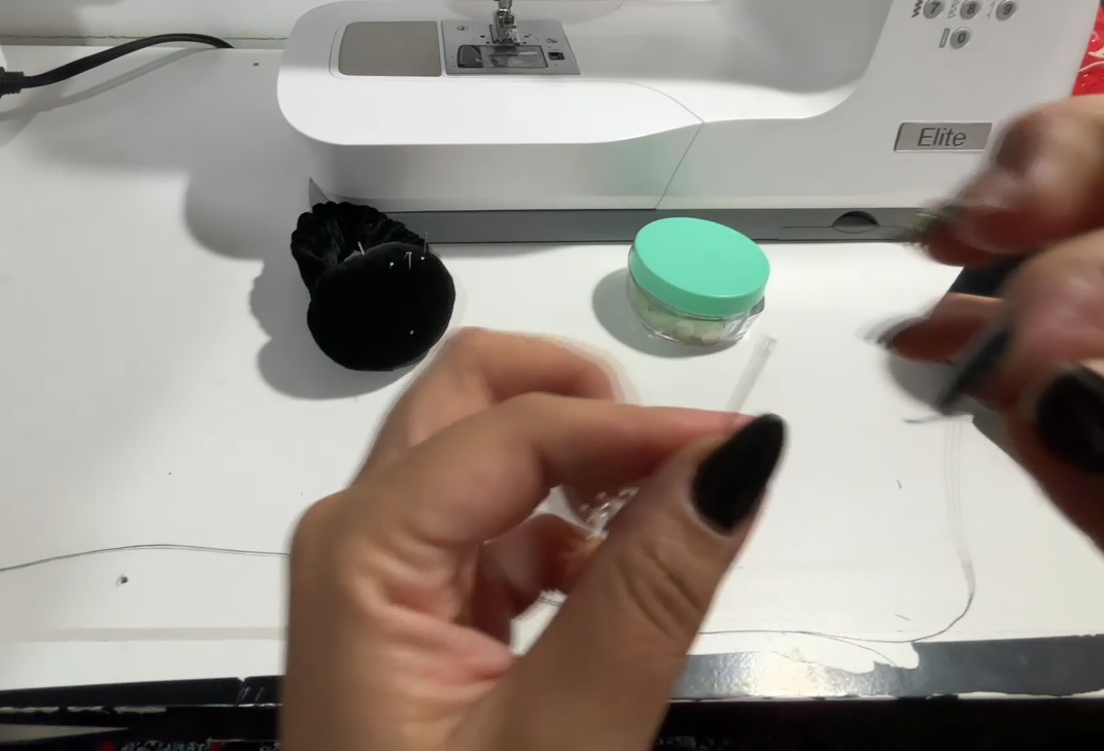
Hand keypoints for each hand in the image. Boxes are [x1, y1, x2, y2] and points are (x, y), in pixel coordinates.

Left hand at [282, 330, 785, 750]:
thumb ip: (647, 595)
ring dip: (574, 450)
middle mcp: (360, 522)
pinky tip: (609, 572)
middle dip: (578, 396)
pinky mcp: (417, 587)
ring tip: (659, 510)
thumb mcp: (559, 742)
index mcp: (363, 545)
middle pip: (471, 389)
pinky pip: (494, 509)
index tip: (743, 440)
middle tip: (673, 453)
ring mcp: (383, 551)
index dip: (631, 424)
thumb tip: (735, 460)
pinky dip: (563, 514)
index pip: (510, 431)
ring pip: (481, 437)